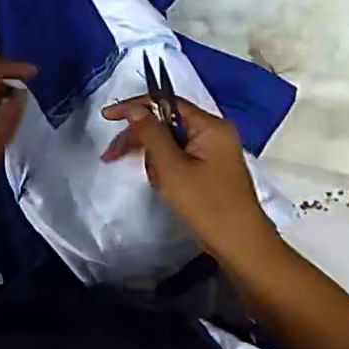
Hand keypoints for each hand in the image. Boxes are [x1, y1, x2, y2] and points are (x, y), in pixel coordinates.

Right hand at [100, 94, 278, 258]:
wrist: (240, 245)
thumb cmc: (206, 204)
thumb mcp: (171, 167)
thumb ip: (150, 133)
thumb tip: (133, 108)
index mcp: (210, 126)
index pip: (166, 102)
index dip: (134, 107)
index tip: (107, 117)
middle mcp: (214, 132)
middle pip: (165, 121)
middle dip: (139, 136)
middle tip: (112, 153)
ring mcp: (213, 150)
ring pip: (170, 140)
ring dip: (150, 154)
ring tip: (146, 177)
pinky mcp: (210, 167)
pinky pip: (179, 154)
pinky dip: (163, 164)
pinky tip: (158, 180)